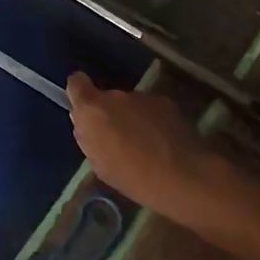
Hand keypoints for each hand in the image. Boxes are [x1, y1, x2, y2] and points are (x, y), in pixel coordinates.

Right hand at [67, 73, 221, 212]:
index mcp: (92, 109)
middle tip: (119, 140)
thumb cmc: (132, 176)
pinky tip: (164, 143)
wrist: (183, 177)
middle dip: (110, 114)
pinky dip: (153, 121)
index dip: (79, 92)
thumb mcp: (98, 163)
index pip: (76, 82)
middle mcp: (115, 95)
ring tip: (145, 145)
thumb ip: (88, 136)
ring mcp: (142, 97)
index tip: (85, 108)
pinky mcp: (166, 102)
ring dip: (132, 118)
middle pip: (106, 98)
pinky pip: (151, 109)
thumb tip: (87, 123)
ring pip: (130, 105)